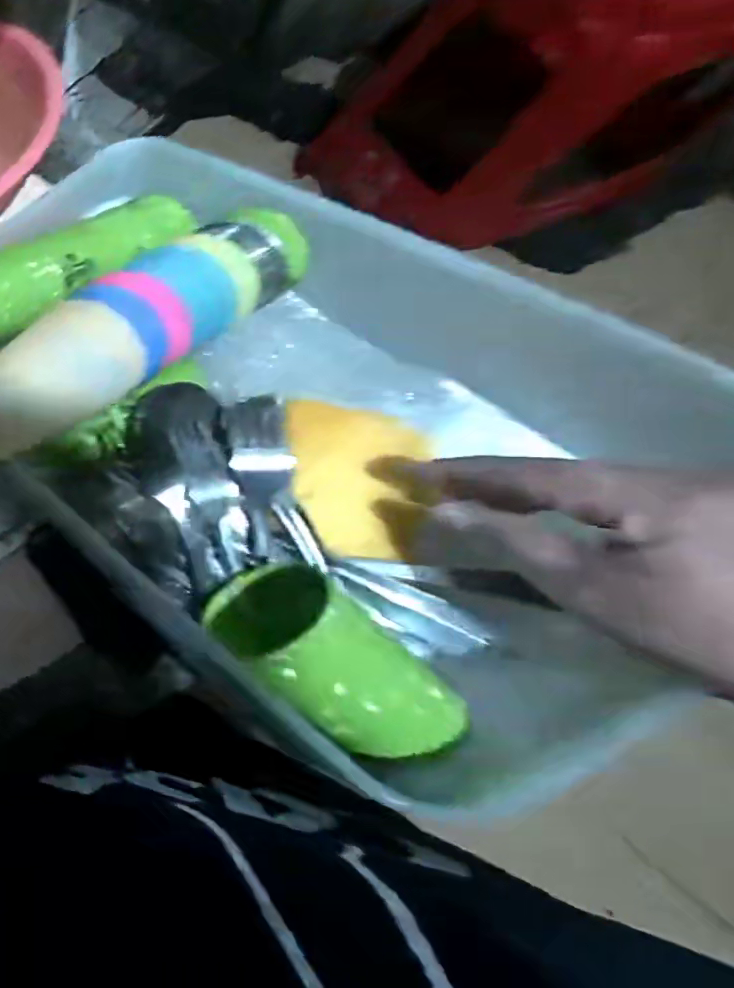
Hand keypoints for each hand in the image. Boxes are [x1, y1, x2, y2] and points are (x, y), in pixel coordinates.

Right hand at [412, 458, 733, 692]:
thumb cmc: (705, 631)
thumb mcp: (598, 592)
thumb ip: (518, 543)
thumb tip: (444, 510)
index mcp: (651, 492)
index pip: (531, 474)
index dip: (460, 472)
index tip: (398, 468)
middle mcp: (681, 480)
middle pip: (565, 473)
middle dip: (491, 480)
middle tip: (426, 482)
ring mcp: (708, 497)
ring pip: (594, 486)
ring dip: (527, 493)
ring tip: (471, 498)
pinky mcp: (720, 518)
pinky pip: (621, 500)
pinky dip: (569, 506)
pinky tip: (545, 514)